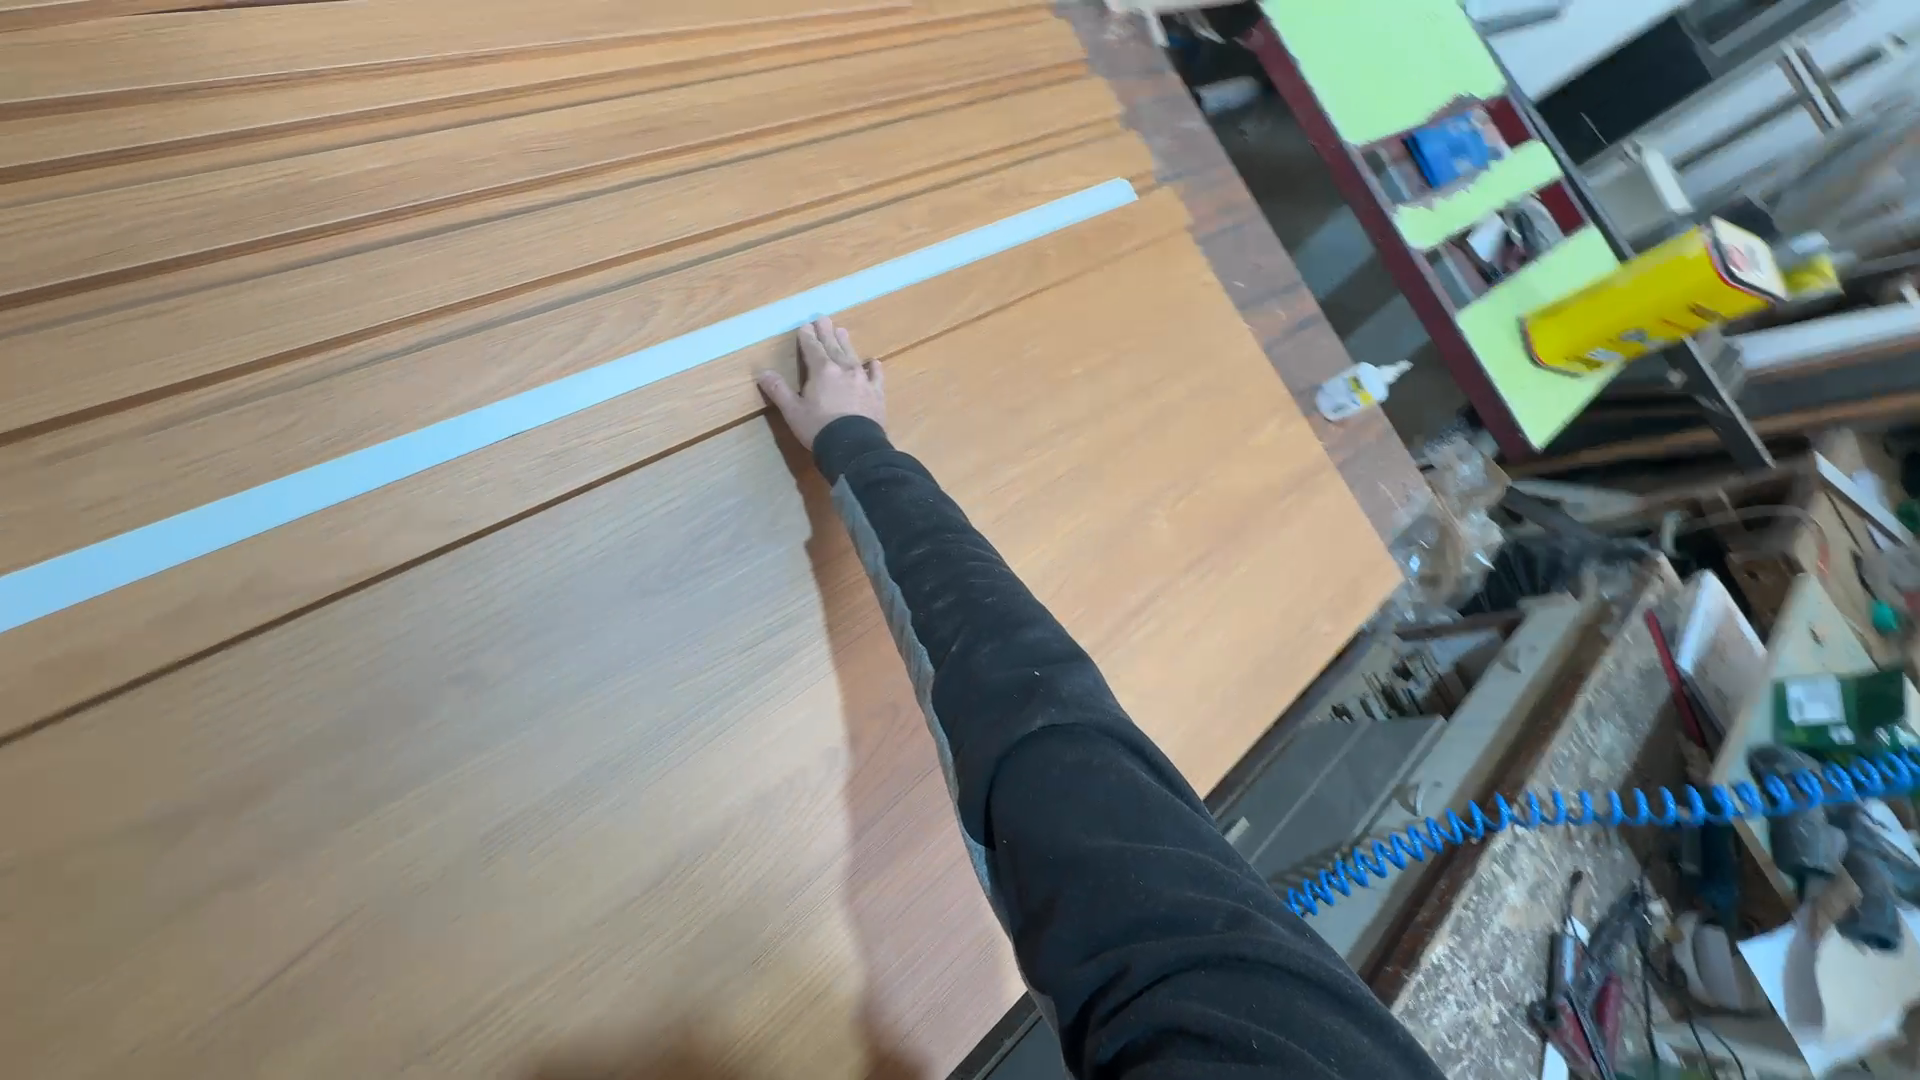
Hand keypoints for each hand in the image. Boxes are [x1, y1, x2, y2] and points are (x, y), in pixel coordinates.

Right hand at [757, 315, 885, 449]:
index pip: (812, 349)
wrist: (853, 447)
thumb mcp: (793, 412)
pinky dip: (874, 367)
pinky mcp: (877, 394)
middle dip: (826, 332)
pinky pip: (876, 375)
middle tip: (824, 318)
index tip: (805, 326)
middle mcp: (843, 369)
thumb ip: (778, 390)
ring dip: (846, 343)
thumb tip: (763, 373)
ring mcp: (863, 380)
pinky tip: (874, 362)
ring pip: (853, 356)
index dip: (807, 337)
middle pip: (833, 346)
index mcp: (822, 371)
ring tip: (843, 331)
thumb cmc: (819, 429)